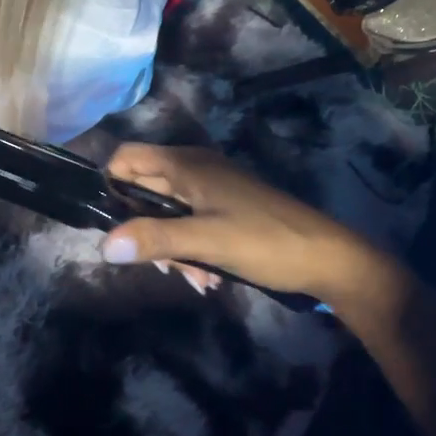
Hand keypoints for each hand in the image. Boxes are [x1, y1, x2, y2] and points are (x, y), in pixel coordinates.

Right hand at [101, 144, 387, 300]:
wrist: (333, 260)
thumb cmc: (266, 241)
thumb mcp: (206, 242)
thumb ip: (154, 239)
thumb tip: (102, 245)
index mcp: (185, 164)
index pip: (126, 157)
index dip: (110, 183)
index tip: (110, 222)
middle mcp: (194, 168)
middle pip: (145, 187)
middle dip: (144, 227)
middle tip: (160, 264)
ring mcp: (212, 188)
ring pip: (168, 210)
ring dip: (170, 245)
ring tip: (194, 278)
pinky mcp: (227, 208)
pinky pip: (190, 222)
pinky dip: (190, 247)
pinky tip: (208, 278)